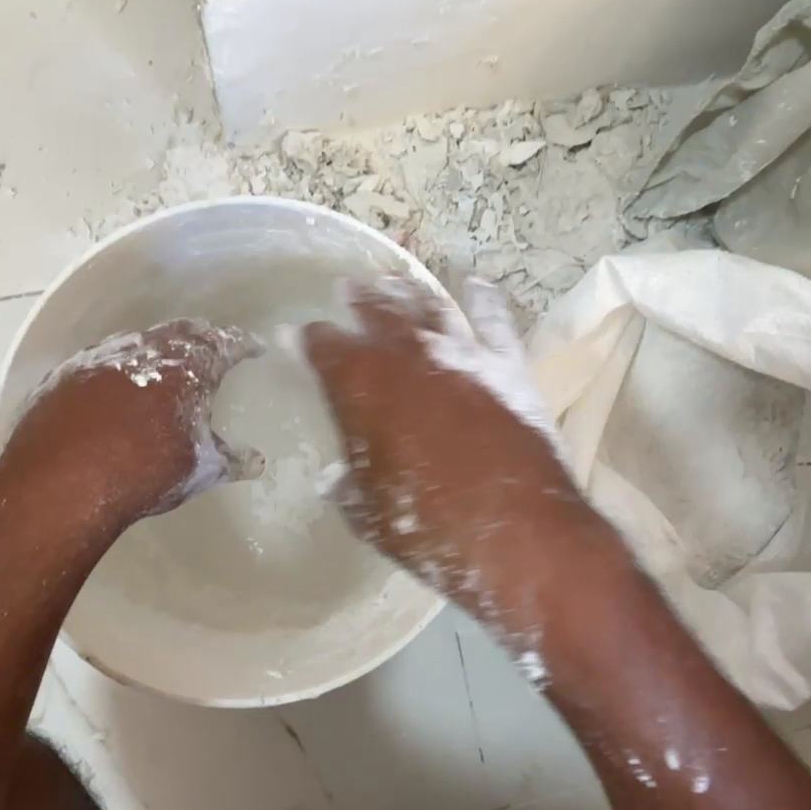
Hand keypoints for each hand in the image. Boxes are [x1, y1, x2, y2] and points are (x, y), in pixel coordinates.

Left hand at [0, 319, 263, 546]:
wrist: (60, 483)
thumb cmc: (145, 472)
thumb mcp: (200, 470)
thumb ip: (231, 460)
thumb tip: (257, 463)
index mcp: (189, 368)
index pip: (225, 343)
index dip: (243, 344)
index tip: (254, 348)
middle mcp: (148, 350)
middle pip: (182, 332)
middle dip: (202, 337)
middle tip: (212, 347)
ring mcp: (103, 357)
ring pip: (141, 340)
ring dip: (158, 348)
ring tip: (166, 362)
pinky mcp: (67, 373)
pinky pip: (103, 358)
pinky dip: (121, 365)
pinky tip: (117, 385)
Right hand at [296, 279, 624, 646]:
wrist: (513, 528)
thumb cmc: (428, 527)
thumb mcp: (370, 514)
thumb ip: (350, 486)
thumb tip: (336, 478)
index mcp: (360, 388)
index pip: (325, 349)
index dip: (309, 339)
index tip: (297, 332)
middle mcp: (408, 358)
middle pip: (377, 314)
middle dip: (359, 300)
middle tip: (348, 287)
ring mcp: (461, 355)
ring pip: (429, 308)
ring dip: (409, 292)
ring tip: (396, 281)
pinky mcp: (506, 366)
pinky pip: (494, 320)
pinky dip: (483, 299)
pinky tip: (475, 283)